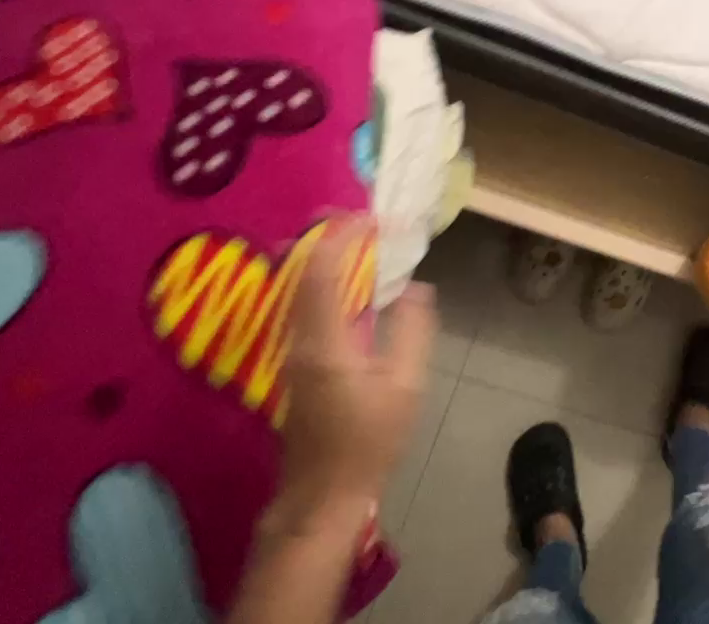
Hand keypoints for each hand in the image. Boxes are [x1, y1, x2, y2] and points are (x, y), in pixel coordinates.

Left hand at [275, 216, 438, 531]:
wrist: (322, 495)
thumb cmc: (369, 443)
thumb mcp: (405, 389)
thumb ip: (413, 332)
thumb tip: (417, 289)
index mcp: (324, 344)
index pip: (321, 274)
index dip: (341, 238)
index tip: (372, 218)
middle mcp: (298, 341)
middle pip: (298, 274)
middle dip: (323, 236)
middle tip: (353, 213)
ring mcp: (290, 352)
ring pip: (293, 287)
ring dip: (317, 254)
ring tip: (346, 232)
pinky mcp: (295, 361)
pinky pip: (299, 303)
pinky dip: (315, 277)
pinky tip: (337, 275)